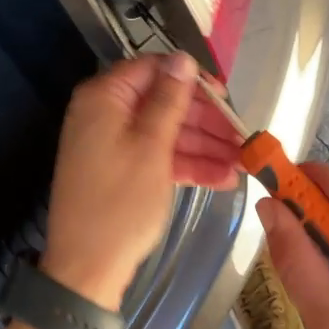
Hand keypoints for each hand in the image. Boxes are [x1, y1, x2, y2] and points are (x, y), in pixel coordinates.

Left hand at [36, 54, 240, 311]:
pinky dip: (187, 165)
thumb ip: (170, 100)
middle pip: (161, 102)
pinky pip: (157, 156)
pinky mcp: (121, 169)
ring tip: (243, 162)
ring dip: (203, 145)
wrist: (85, 270)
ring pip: (164, 132)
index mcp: (104, 95)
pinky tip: (224, 178)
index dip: (191, 80)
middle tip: (241, 136)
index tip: (225, 96)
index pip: (152, 69)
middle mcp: (105, 111)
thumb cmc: (119, 201)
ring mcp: (112, 142)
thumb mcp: (151, 146)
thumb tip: (183, 57)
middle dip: (204, 120)